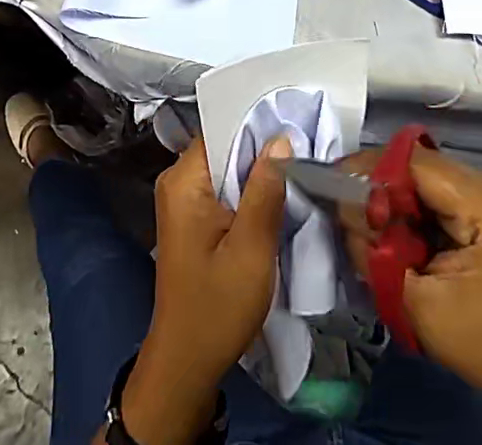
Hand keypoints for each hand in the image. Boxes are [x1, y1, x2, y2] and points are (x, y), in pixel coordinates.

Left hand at [117, 134, 290, 444]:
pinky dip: (247, 190)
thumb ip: (265, 191)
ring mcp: (182, 201)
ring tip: (297, 167)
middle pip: (223, 147)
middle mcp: (177, 182)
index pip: (219, 130)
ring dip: (257, 171)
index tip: (294, 122)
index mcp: (183, 181)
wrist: (188, 360)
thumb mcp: (251, 249)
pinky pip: (223, 189)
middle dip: (261, 148)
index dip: (256, 125)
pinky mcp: (192, 219)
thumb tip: (280, 139)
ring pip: (226, 169)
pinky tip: (275, 196)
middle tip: (304, 147)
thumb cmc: (218, 306)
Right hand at [337, 147, 481, 399]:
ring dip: (391, 194)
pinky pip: (434, 187)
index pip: (413, 163)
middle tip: (346, 210)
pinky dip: (409, 203)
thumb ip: (371, 249)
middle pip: (417, 163)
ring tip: (369, 223)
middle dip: (377, 184)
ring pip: (421, 172)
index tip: (331, 186)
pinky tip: (397, 229)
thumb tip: (340, 205)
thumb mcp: (415, 303)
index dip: (368, 169)